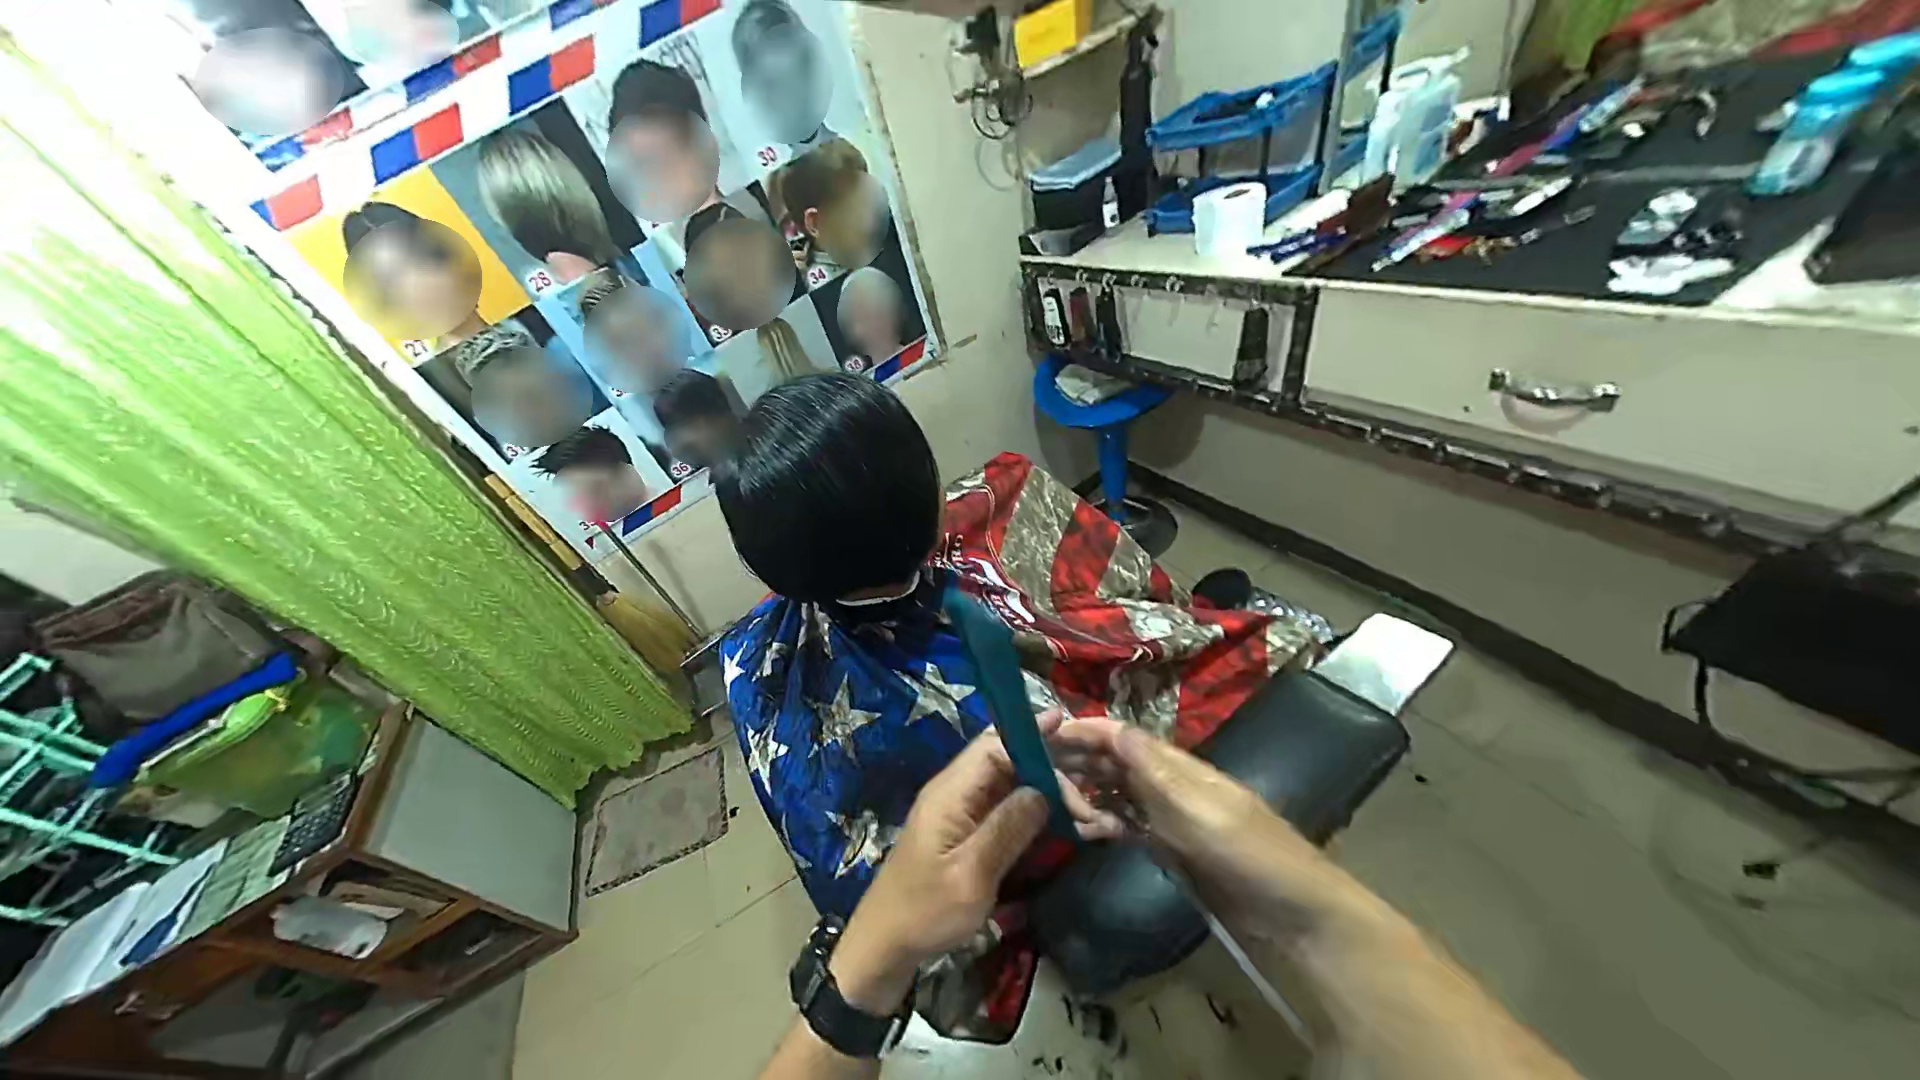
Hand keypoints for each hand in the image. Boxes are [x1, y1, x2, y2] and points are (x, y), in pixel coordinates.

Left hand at [830, 714, 1119, 1011]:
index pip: (994, 747)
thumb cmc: (925, 911)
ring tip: (1080, 793)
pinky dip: (1030, 803)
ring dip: (1042, 782)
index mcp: (950, 792)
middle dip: (1044, 759)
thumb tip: (1043, 789)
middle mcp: (955, 790)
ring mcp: (959, 807)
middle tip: (1086, 771)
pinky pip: (1002, 802)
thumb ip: (1006, 829)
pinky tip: (1057, 813)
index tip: (1069, 739)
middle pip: (1002, 756)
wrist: (886, 943)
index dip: (1032, 740)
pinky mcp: (965, 826)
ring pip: (1006, 778)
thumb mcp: (970, 876)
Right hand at [1047, 717, 1391, 946]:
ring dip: (1085, 794)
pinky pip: (1125, 823)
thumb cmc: (1246, 852)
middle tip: (1038, 776)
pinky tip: (1086, 833)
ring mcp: (1166, 814)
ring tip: (1060, 809)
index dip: (1082, 731)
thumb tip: (1111, 726)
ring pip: (1114, 791)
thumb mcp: (1197, 807)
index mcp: (1174, 764)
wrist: (1292, 914)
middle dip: (1076, 761)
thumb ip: (1153, 770)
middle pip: (1112, 760)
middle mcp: (1165, 782)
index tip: (1041, 736)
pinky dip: (1103, 823)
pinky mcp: (1168, 844)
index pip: (1119, 735)